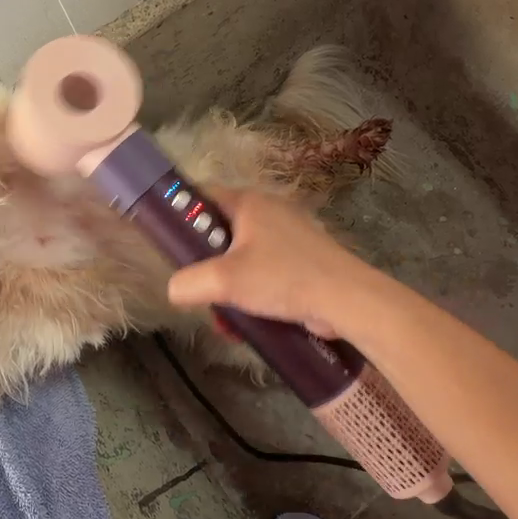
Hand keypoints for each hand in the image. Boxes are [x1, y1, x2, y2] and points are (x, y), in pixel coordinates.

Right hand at [166, 188, 372, 341]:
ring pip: (242, 258)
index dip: (181, 214)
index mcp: (249, 203)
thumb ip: (189, 283)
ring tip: (226, 318)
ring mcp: (289, 236)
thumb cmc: (283, 278)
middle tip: (200, 289)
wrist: (347, 301)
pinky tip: (249, 322)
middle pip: (220, 232)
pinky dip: (252, 294)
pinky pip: (265, 273)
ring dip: (228, 288)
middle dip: (206, 266)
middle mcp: (269, 212)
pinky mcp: (304, 261)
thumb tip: (173, 290)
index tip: (170, 243)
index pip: (202, 195)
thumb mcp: (225, 280)